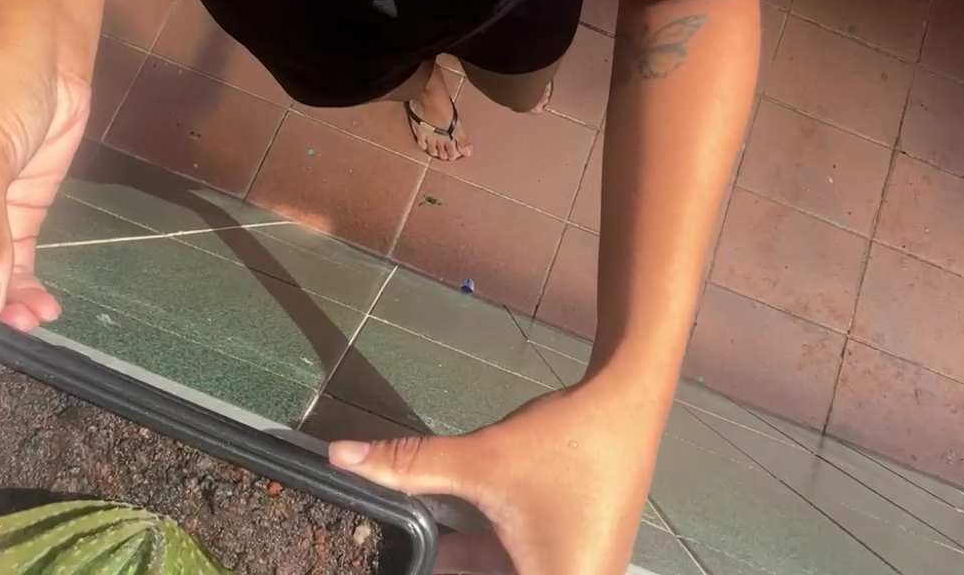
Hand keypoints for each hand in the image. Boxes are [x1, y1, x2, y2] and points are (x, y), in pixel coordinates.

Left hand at [329, 378, 664, 572]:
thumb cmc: (564, 444)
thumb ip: (410, 466)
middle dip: (447, 565)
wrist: (624, 404)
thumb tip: (339, 456)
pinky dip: (483, 553)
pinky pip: (518, 568)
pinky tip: (449, 536)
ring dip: (463, 561)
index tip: (406, 565)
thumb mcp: (483, 461)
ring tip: (421, 543)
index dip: (439, 571)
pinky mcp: (574, 561)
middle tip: (406, 552)